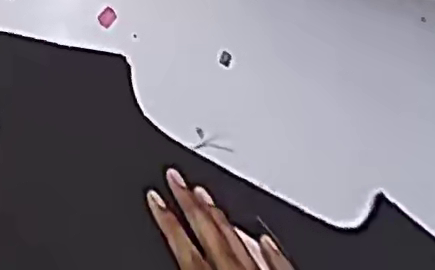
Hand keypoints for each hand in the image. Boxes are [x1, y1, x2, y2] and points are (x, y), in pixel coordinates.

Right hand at [146, 168, 294, 269]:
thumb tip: (171, 258)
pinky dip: (270, 249)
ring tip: (204, 192)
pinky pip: (280, 265)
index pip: (183, 245)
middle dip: (187, 201)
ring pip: (238, 240)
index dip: (166, 218)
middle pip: (206, 230)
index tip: (154, 195)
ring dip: (219, 216)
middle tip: (173, 175)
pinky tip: (263, 235)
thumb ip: (189, 268)